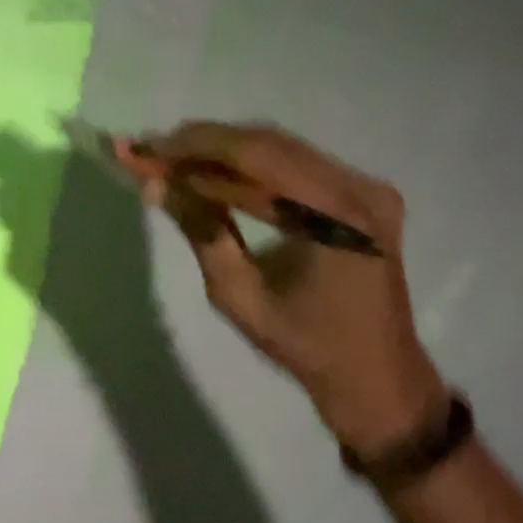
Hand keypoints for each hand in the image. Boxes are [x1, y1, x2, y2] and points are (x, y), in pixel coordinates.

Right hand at [116, 121, 447, 453]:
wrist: (378, 377)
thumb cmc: (306, 346)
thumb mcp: (238, 296)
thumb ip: (201, 232)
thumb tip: (155, 184)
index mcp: (335, 215)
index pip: (254, 157)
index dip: (194, 147)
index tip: (144, 148)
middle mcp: (357, 188)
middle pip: (267, 145)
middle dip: (202, 145)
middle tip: (150, 152)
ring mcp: (365, 189)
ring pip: (280, 150)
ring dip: (222, 154)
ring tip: (170, 161)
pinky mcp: (361, 197)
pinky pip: (296, 167)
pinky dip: (249, 169)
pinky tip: (211, 176)